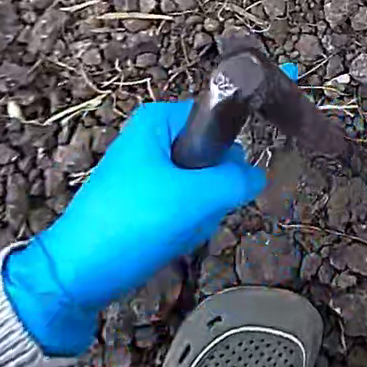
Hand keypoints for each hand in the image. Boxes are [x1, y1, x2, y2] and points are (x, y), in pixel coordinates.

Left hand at [4, 101, 266, 355]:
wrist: (73, 280)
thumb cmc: (130, 224)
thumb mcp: (195, 197)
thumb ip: (238, 178)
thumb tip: (255, 176)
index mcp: (161, 120)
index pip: (222, 107)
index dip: (255, 109)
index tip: (294, 86)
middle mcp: (157, 136)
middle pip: (219, 149)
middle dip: (220, 181)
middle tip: (206, 202)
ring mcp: (153, 167)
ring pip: (208, 178)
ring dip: (207, 205)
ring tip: (184, 225)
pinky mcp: (150, 196)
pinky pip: (191, 198)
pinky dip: (193, 218)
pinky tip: (177, 235)